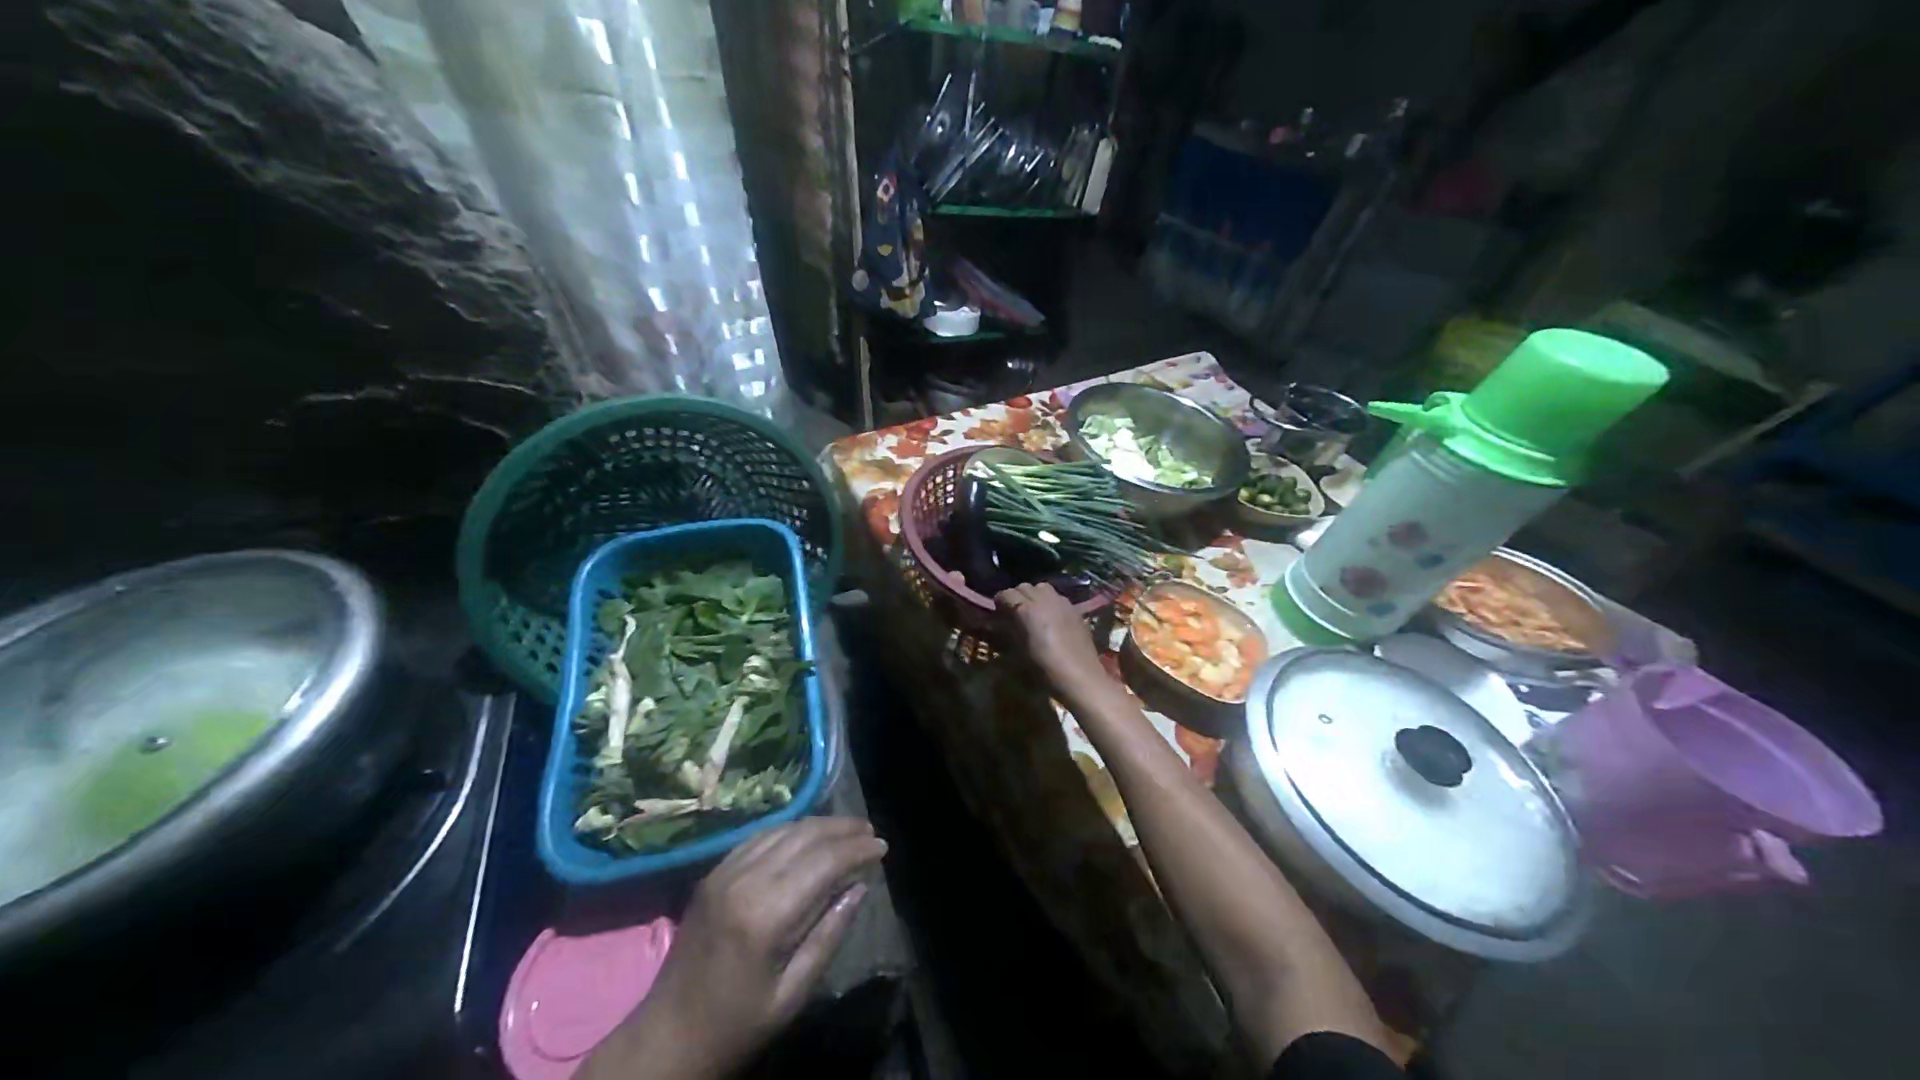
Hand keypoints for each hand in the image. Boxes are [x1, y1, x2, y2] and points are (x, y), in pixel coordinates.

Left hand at [583, 818, 886, 1079]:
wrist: (666, 1037)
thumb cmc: (737, 1026)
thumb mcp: (793, 994)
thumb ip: (828, 935)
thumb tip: (859, 888)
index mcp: (765, 915)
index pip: (823, 862)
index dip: (857, 850)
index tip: (883, 848)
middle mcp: (743, 881)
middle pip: (803, 836)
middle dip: (842, 829)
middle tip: (871, 833)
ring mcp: (723, 873)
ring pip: (781, 830)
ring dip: (818, 826)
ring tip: (848, 831)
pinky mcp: (711, 874)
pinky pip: (758, 838)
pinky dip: (790, 832)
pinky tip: (808, 838)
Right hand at [996, 582, 1103, 692]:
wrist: (1080, 676)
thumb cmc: (1044, 667)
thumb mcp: (1019, 650)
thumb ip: (1010, 629)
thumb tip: (1003, 621)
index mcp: (1026, 609)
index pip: (1006, 594)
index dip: (999, 602)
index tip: (998, 612)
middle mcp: (1044, 599)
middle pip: (1023, 587)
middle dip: (1016, 596)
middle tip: (1013, 612)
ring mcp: (1061, 601)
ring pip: (1041, 587)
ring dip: (1033, 595)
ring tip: (1033, 611)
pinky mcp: (1074, 608)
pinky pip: (1057, 596)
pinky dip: (1049, 601)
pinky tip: (1050, 617)